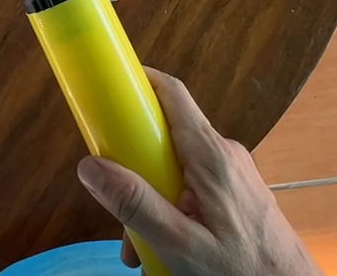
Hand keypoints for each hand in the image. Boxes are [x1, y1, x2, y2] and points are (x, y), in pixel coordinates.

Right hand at [77, 69, 321, 275]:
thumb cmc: (246, 272)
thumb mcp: (183, 245)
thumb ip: (137, 205)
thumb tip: (90, 166)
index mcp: (211, 153)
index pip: (171, 92)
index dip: (137, 81)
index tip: (106, 91)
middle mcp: (224, 152)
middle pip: (166, 135)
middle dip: (136, 166)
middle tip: (120, 205)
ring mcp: (235, 173)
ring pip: (179, 167)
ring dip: (155, 197)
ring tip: (145, 246)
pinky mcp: (241, 194)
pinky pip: (197, 187)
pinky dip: (177, 209)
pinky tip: (171, 248)